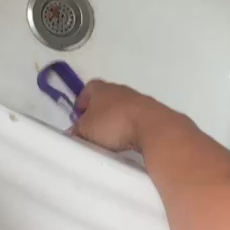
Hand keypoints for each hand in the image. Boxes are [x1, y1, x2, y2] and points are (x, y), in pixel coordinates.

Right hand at [73, 80, 197, 154]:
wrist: (153, 128)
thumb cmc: (113, 123)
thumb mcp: (86, 130)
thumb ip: (77, 130)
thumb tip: (74, 133)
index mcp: (100, 88)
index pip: (87, 89)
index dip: (82, 102)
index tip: (79, 116)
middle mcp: (120, 89)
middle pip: (106, 98)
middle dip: (99, 112)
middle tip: (94, 129)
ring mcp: (139, 100)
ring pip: (123, 108)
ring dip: (117, 120)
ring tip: (113, 139)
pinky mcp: (154, 113)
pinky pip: (138, 119)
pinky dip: (132, 128)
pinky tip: (130, 141)